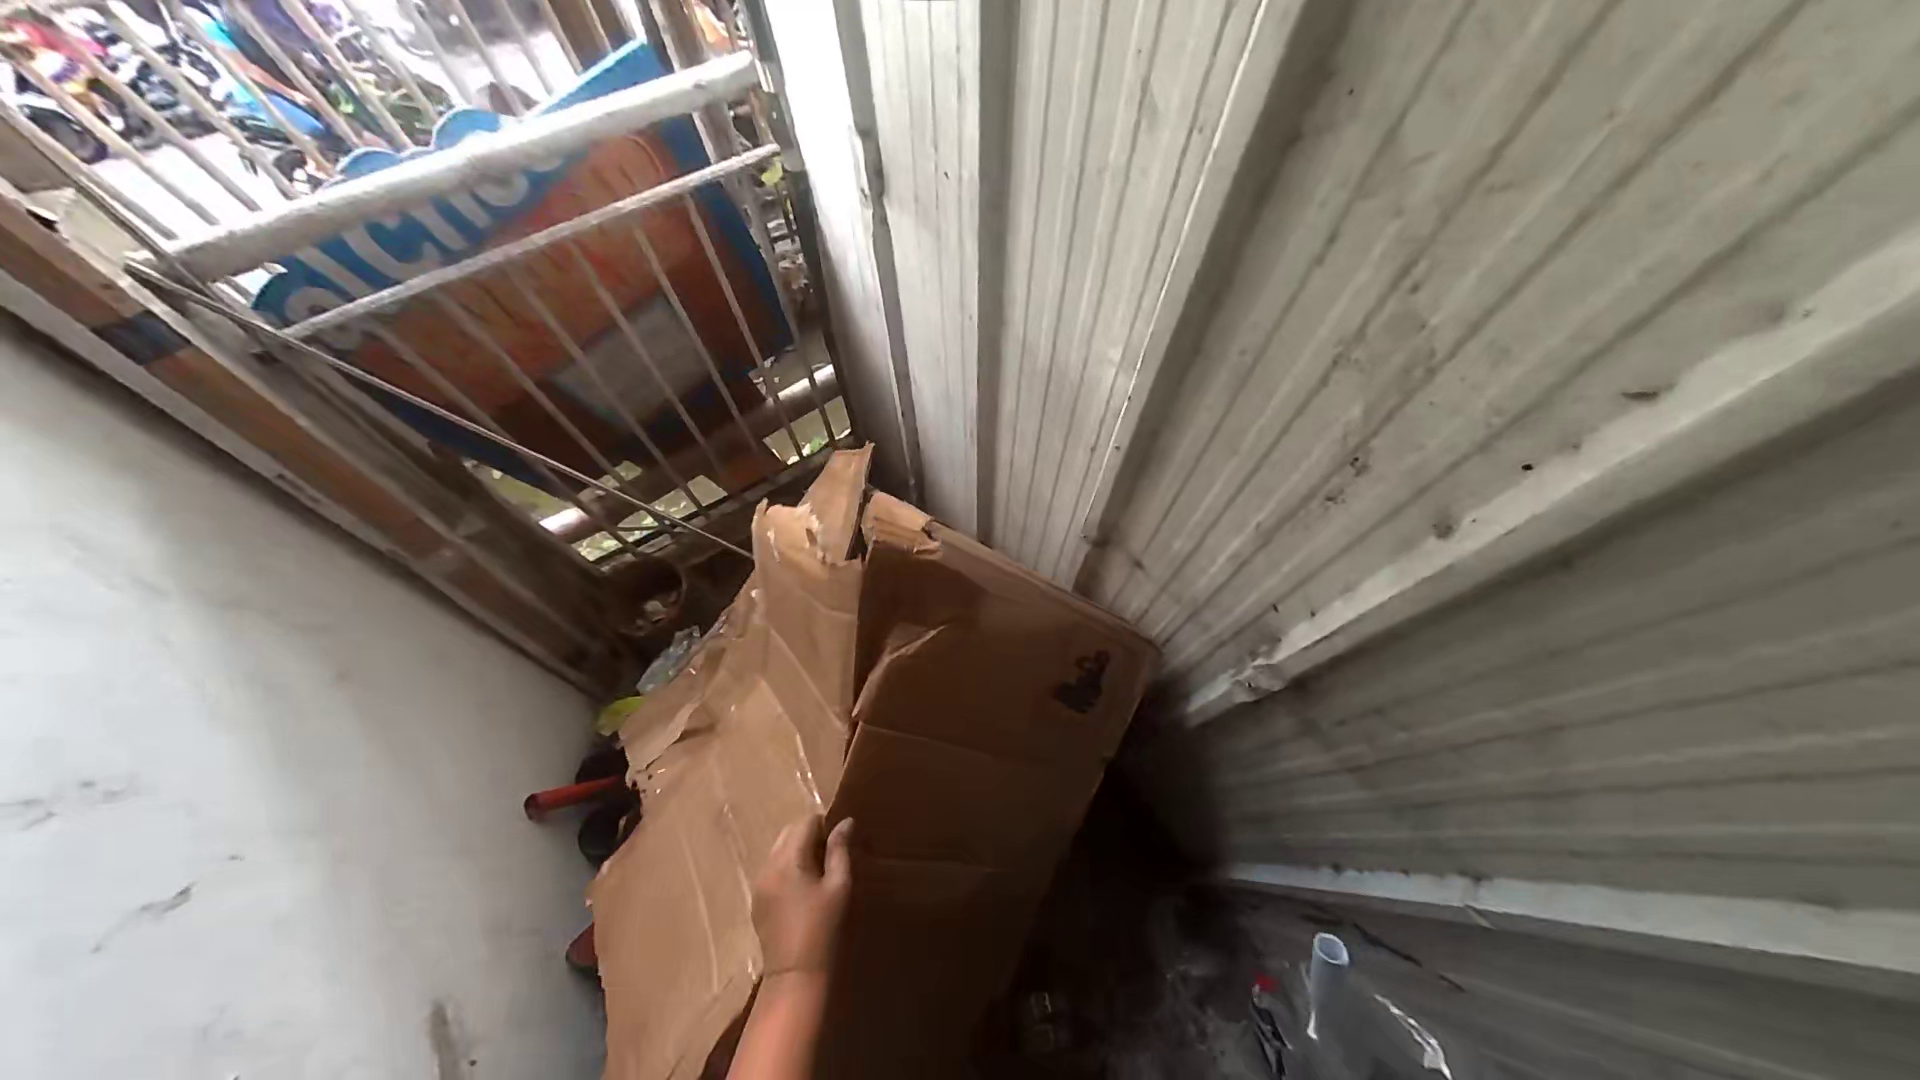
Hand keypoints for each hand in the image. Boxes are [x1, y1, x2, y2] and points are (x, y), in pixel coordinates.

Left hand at [751, 815, 852, 977]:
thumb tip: (846, 821)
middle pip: (789, 831)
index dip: (824, 825)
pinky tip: (800, 889)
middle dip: (809, 834)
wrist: (795, 973)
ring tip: (816, 872)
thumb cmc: (823, 927)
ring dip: (796, 849)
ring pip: (778, 848)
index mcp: (789, 860)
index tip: (837, 843)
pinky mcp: (756, 898)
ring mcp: (758, 882)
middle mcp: (768, 865)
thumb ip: (840, 849)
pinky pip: (771, 868)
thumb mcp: (839, 886)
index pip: (805, 822)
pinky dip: (786, 866)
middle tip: (829, 855)